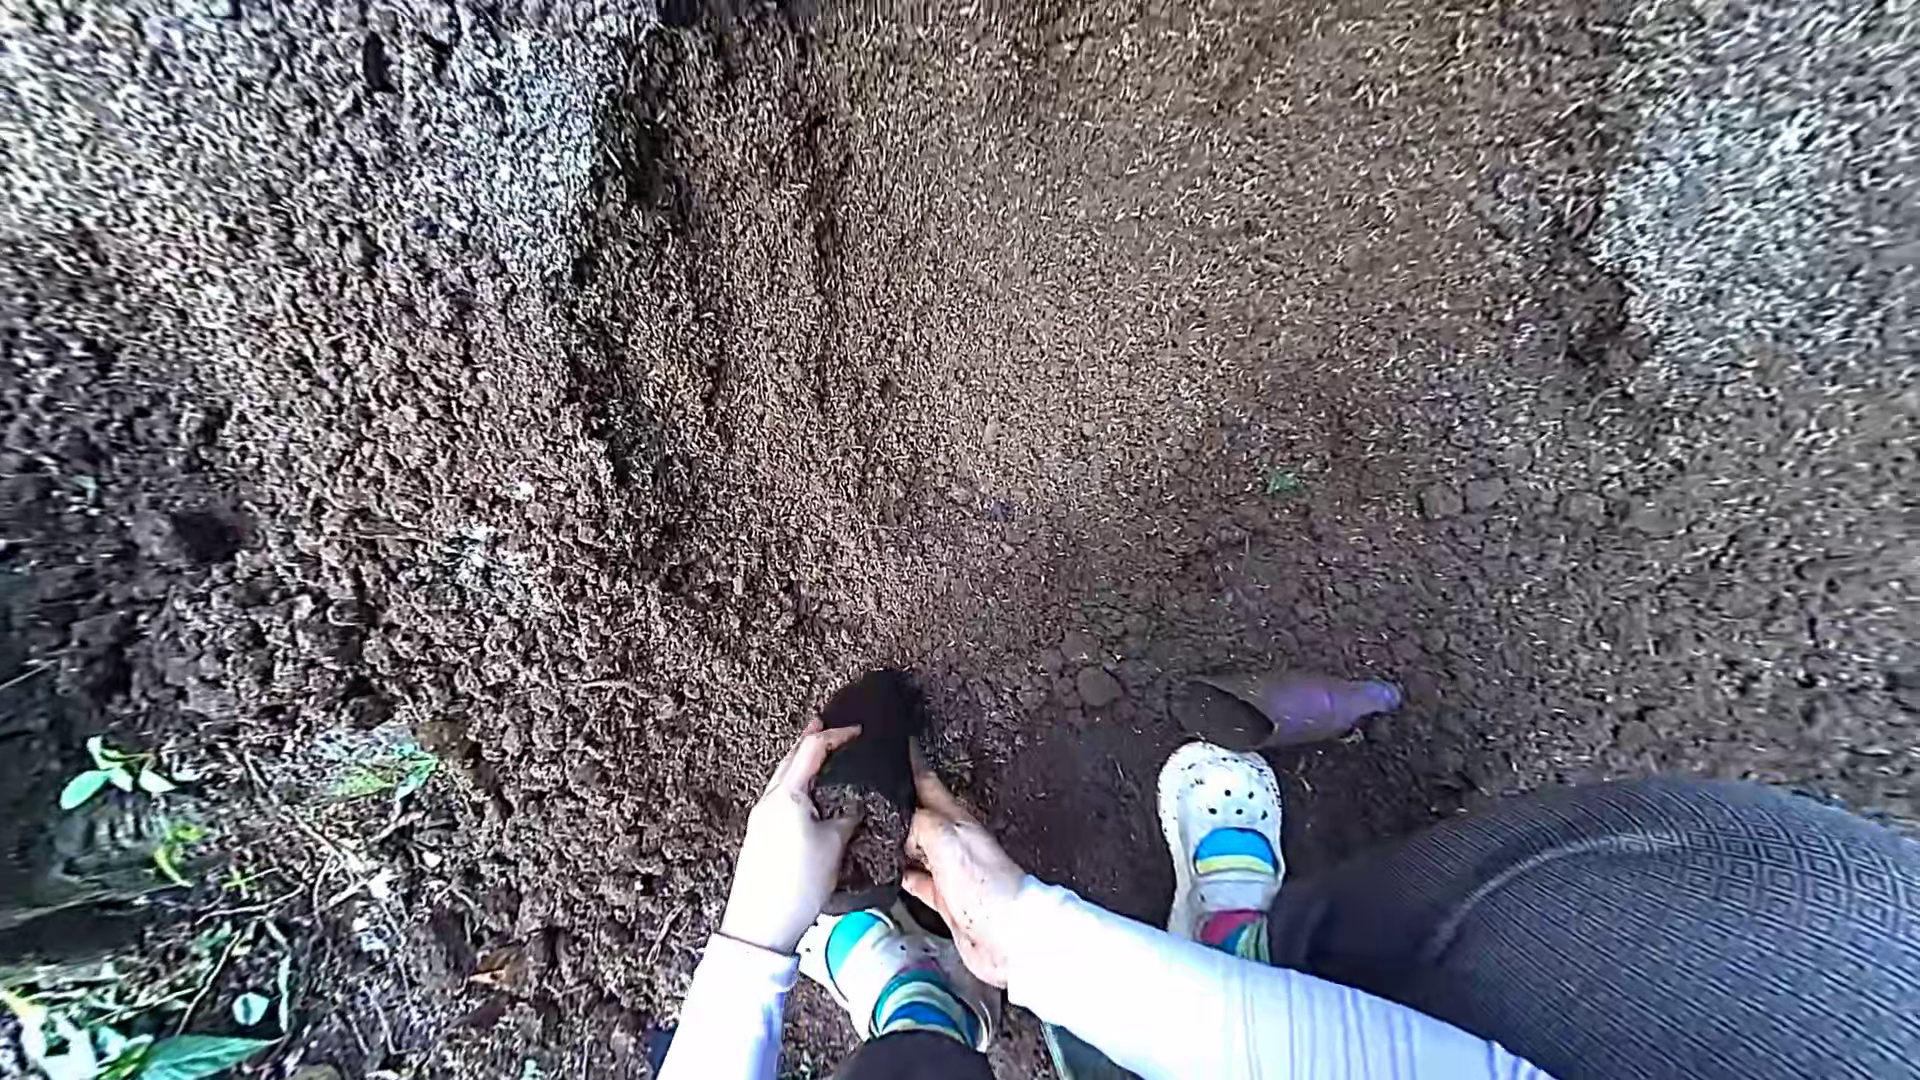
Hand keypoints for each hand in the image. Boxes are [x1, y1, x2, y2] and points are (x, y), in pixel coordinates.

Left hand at [718, 721, 862, 953]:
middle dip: (810, 739)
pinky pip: (779, 795)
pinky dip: (795, 783)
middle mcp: (770, 800)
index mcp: (788, 794)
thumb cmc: (796, 885)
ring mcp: (761, 818)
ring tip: (818, 756)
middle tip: (825, 725)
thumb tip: (852, 807)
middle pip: (791, 757)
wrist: (758, 928)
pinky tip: (807, 794)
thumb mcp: (834, 845)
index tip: (856, 731)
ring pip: (783, 776)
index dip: (837, 734)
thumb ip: (847, 816)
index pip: (813, 748)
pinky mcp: (759, 835)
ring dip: (801, 761)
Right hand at [901, 755, 1027, 987]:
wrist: (1008, 936)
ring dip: (899, 838)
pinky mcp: (946, 898)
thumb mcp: (948, 843)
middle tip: (881, 787)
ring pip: (917, 846)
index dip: (915, 763)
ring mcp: (950, 870)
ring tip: (878, 827)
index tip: (903, 744)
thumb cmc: (988, 888)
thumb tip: (900, 824)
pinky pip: (918, 879)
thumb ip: (920, 825)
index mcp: (956, 820)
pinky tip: (891, 873)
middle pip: (921, 813)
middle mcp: (953, 841)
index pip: (929, 783)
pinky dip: (902, 874)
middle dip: (902, 799)